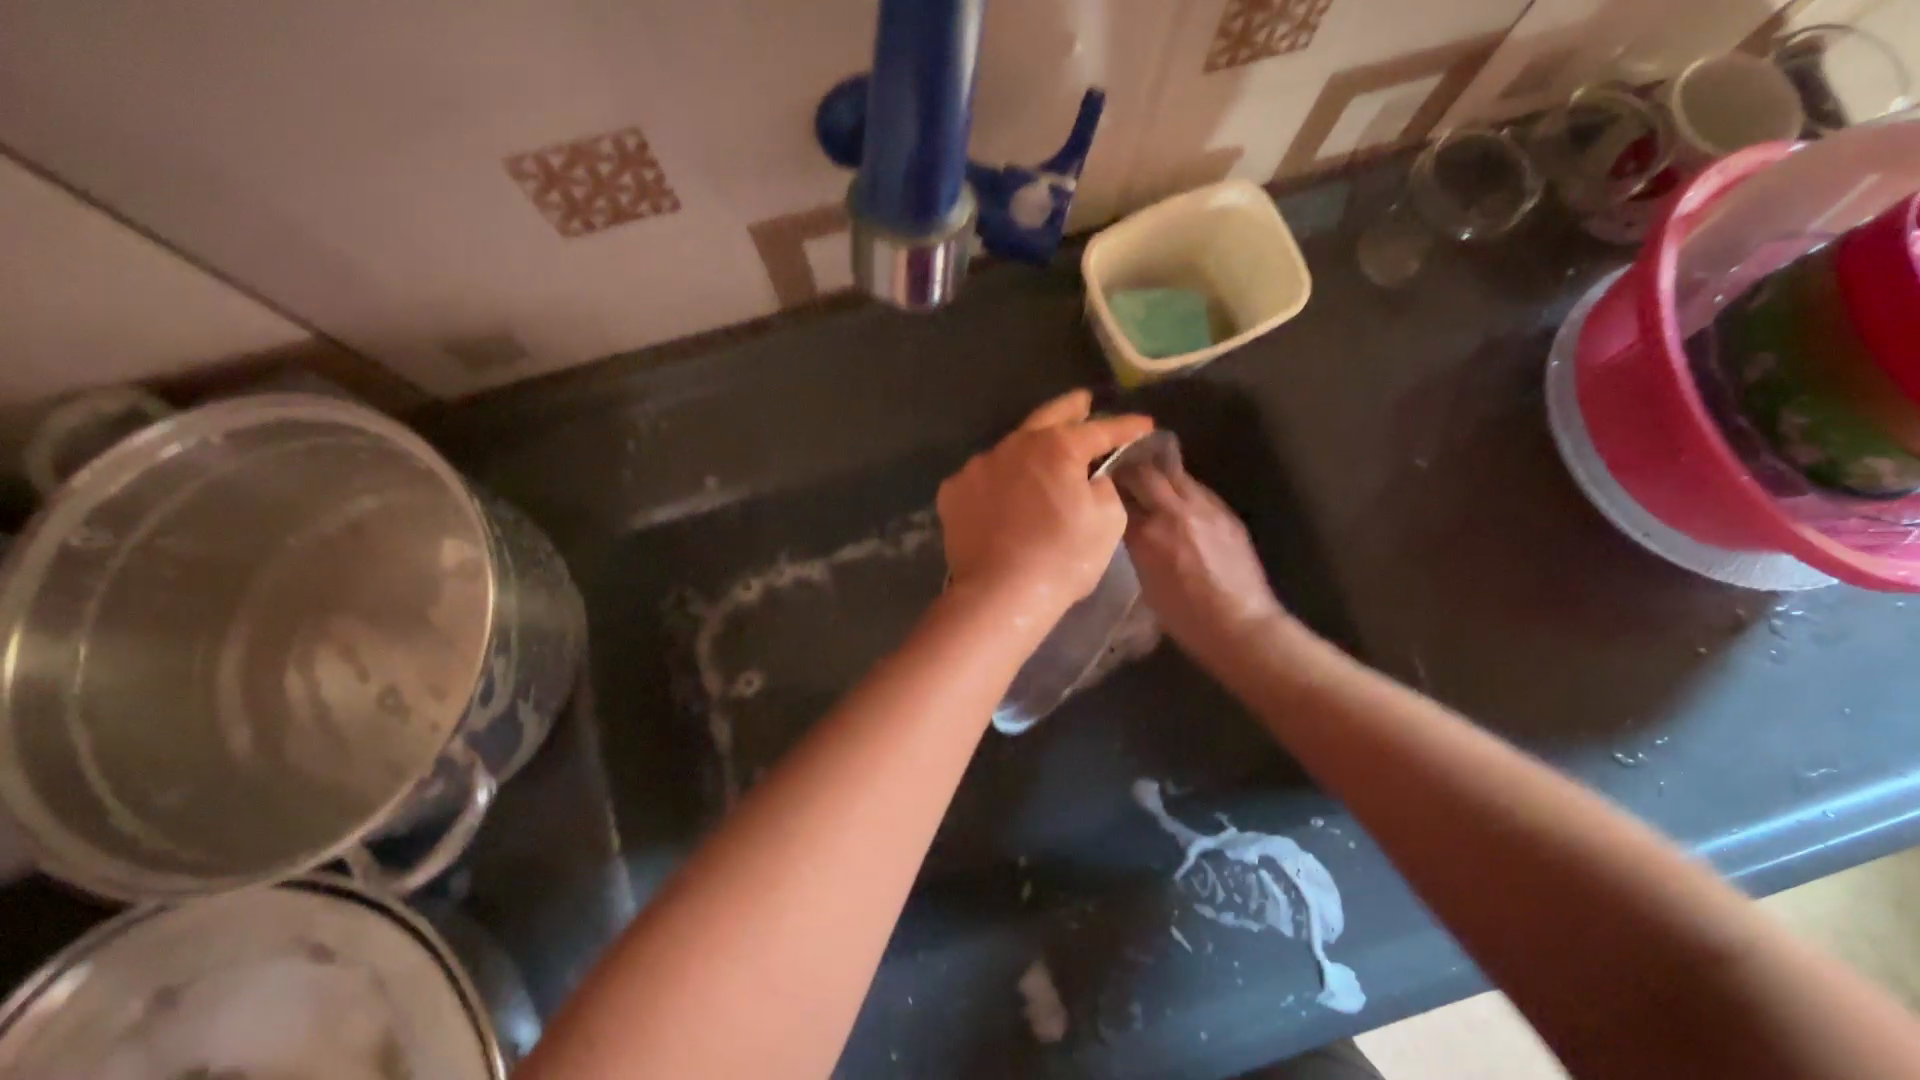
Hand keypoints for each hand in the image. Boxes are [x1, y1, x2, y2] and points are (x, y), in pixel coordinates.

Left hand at [938, 390, 1153, 617]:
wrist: (999, 594)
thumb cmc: (1062, 558)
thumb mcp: (1107, 522)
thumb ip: (1104, 487)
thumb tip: (1092, 479)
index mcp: (1057, 447)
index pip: (1100, 430)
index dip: (1126, 427)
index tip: (1145, 423)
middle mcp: (1014, 445)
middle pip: (1048, 419)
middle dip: (1071, 409)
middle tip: (1084, 402)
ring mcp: (978, 467)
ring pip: (1011, 450)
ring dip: (1030, 451)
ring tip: (1041, 458)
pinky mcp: (954, 492)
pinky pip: (984, 480)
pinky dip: (998, 482)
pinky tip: (1004, 495)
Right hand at [1117, 458, 1291, 671]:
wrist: (1240, 625)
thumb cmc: (1184, 617)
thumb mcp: (1146, 581)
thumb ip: (1137, 545)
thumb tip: (1132, 525)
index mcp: (1146, 535)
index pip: (1117, 494)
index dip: (1107, 486)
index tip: (1099, 485)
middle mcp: (1173, 512)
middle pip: (1144, 472)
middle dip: (1129, 469)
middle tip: (1121, 474)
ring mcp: (1204, 508)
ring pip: (1173, 473)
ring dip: (1157, 473)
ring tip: (1149, 480)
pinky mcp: (1225, 512)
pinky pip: (1197, 488)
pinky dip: (1182, 488)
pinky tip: (1179, 501)